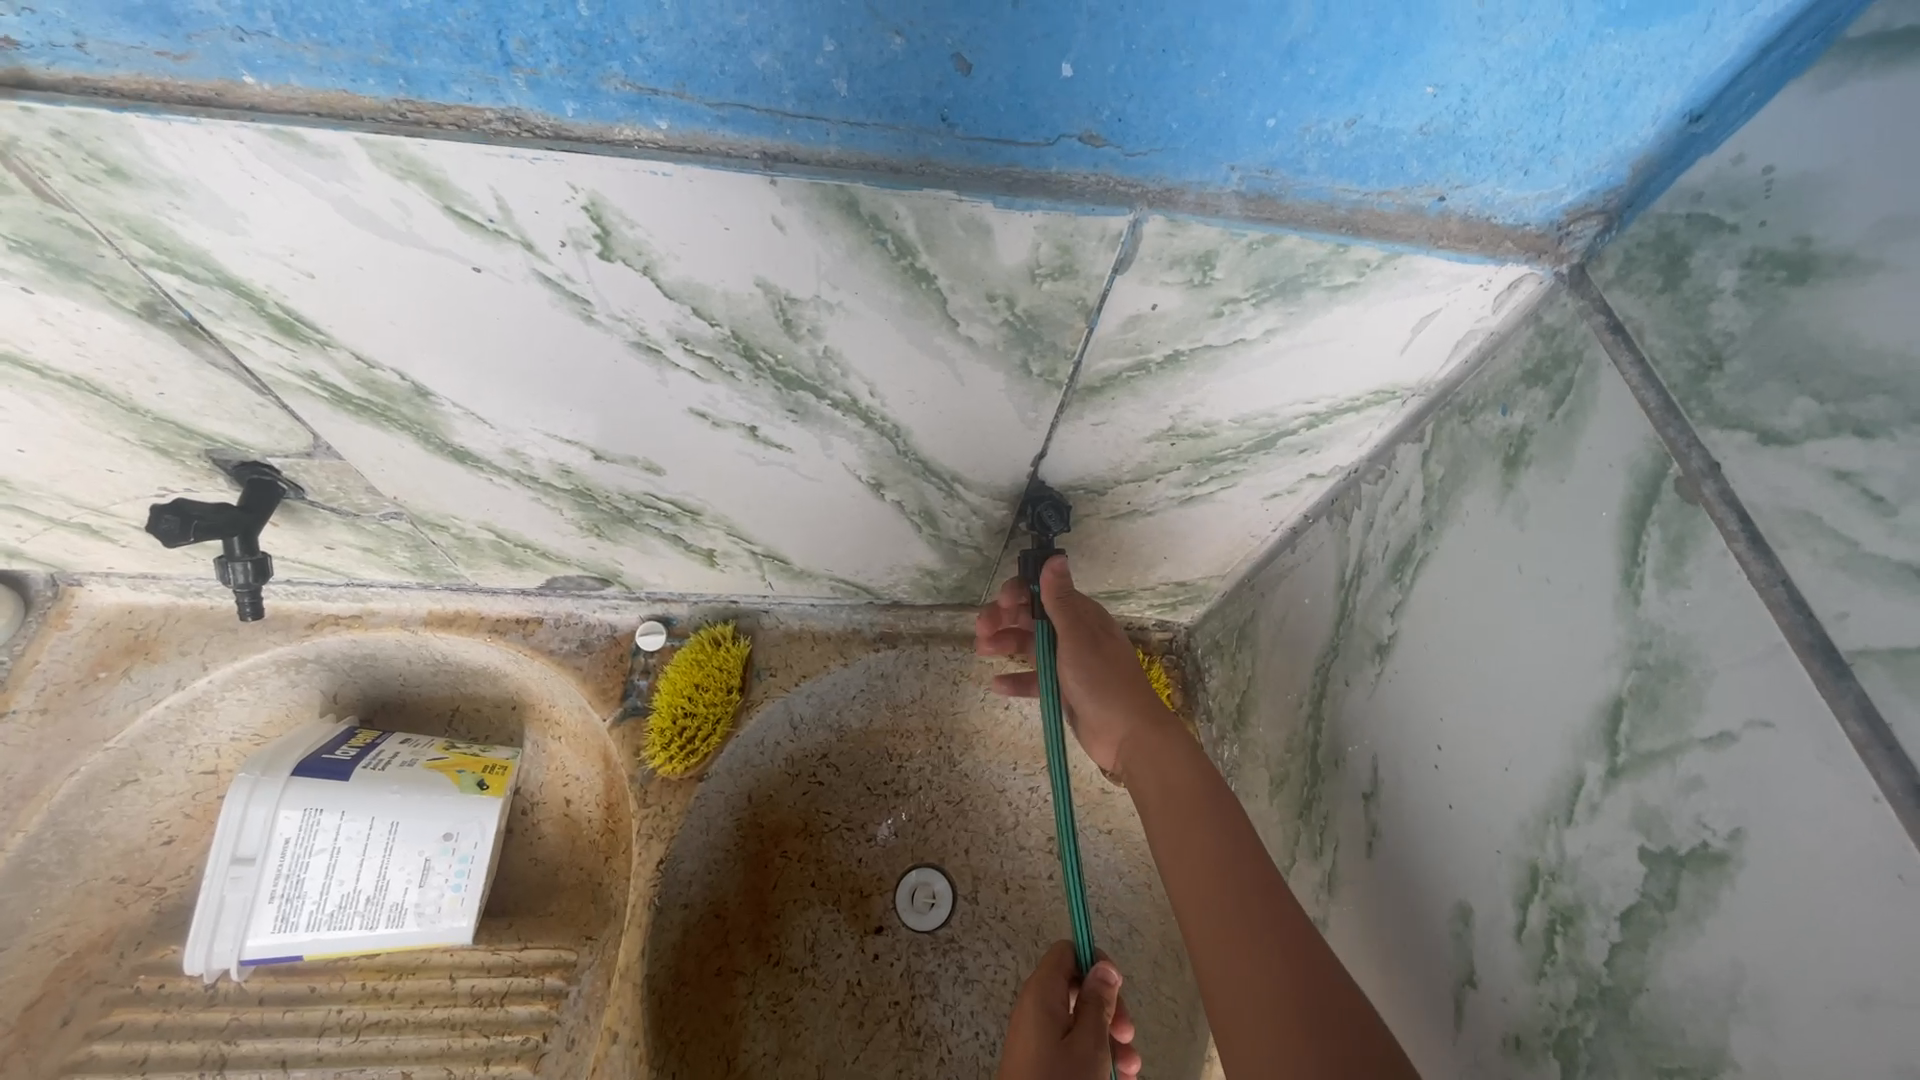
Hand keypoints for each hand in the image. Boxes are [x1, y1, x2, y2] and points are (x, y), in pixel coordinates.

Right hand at [976, 555, 1176, 777]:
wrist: (1128, 735)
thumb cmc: (1103, 680)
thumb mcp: (1078, 636)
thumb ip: (1061, 600)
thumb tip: (1055, 557)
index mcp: (1081, 615)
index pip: (1044, 592)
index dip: (1019, 593)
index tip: (1000, 604)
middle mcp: (1074, 634)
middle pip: (1032, 617)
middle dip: (1004, 618)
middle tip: (980, 631)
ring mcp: (1068, 662)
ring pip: (1030, 645)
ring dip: (1005, 644)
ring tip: (982, 651)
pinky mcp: (1063, 689)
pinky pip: (1034, 679)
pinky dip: (1016, 679)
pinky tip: (997, 684)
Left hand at [998, 941, 1141, 1079]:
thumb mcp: (1089, 1043)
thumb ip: (1098, 1002)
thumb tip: (1102, 966)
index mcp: (1042, 991)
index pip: (1067, 951)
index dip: (1094, 962)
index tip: (1118, 988)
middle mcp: (1036, 1007)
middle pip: (1078, 988)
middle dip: (1109, 1010)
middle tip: (1129, 1035)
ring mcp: (1038, 1036)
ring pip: (1080, 1022)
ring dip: (1109, 1040)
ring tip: (1130, 1070)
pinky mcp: (1042, 1061)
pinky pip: (1072, 1047)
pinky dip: (1095, 1058)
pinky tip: (1117, 1079)